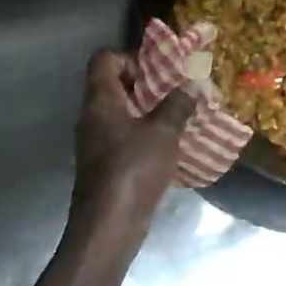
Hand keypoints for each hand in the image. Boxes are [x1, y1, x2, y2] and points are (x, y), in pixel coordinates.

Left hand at [69, 50, 195, 238]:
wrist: (108, 229)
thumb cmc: (132, 169)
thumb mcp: (163, 132)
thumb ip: (178, 103)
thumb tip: (192, 82)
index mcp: (100, 100)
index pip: (104, 59)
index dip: (130, 57)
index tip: (157, 70)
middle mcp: (93, 117)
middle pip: (114, 84)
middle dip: (147, 83)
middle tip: (176, 89)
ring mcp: (96, 142)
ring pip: (121, 111)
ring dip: (149, 109)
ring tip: (179, 113)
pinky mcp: (104, 164)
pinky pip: (124, 135)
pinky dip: (145, 132)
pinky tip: (170, 143)